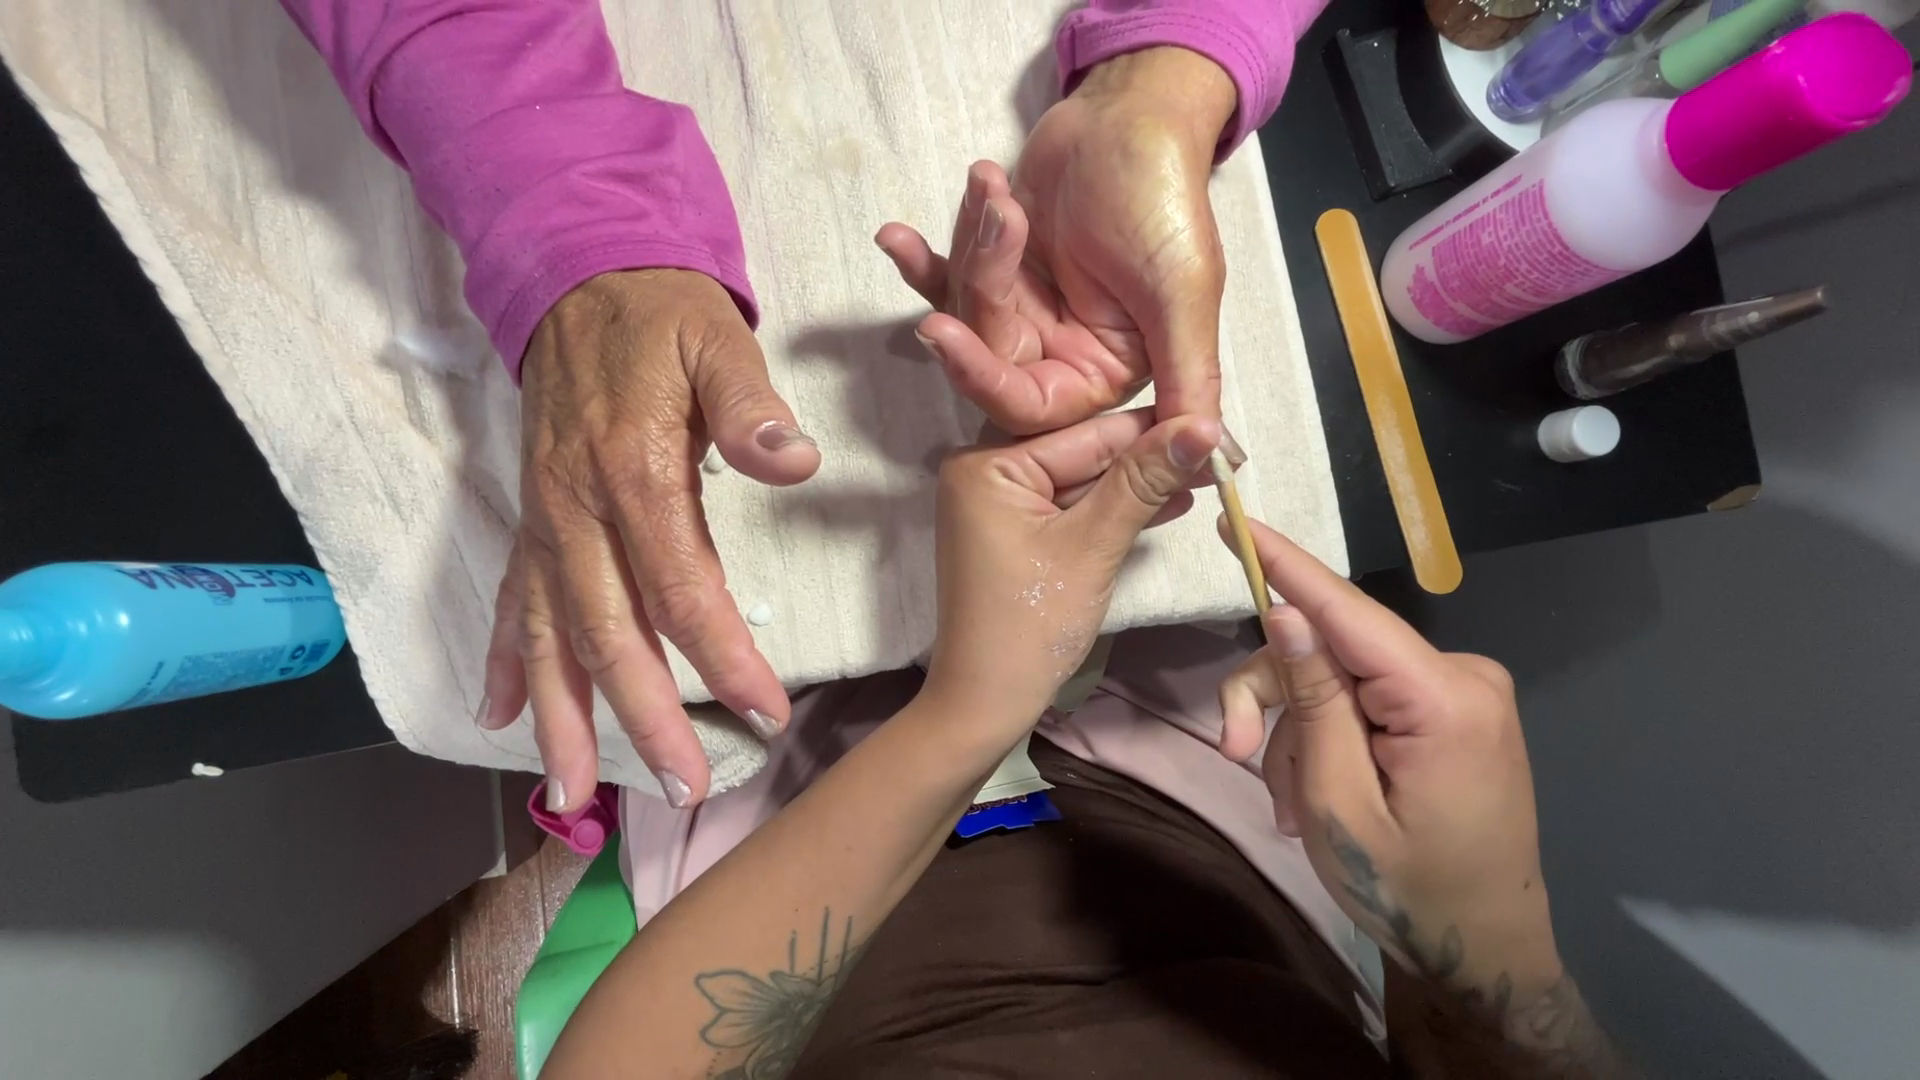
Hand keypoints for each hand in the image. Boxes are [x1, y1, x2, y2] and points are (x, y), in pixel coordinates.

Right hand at [478, 269, 822, 810]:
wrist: (582, 277)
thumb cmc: (663, 317)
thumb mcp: (719, 344)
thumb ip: (751, 407)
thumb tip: (796, 461)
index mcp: (633, 473)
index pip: (683, 589)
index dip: (723, 659)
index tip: (765, 713)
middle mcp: (576, 510)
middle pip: (610, 633)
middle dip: (646, 718)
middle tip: (682, 789)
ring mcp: (544, 518)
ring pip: (547, 635)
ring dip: (562, 719)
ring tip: (570, 794)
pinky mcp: (531, 516)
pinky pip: (508, 599)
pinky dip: (503, 661)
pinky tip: (503, 717)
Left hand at [877, 47, 1236, 433]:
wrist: (1132, 117)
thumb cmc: (1164, 203)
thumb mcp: (1182, 296)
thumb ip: (1188, 379)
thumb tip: (1209, 456)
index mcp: (1100, 374)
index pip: (1029, 406)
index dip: (983, 378)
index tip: (943, 332)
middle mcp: (1057, 355)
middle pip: (987, 355)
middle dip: (982, 288)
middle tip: (995, 223)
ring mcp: (1021, 315)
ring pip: (966, 311)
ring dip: (973, 248)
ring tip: (995, 187)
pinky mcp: (994, 277)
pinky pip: (948, 282)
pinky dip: (923, 260)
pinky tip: (897, 239)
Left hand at [920, 409, 1220, 729]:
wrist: (985, 699)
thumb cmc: (1030, 625)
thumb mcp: (1092, 547)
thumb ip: (1144, 482)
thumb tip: (1204, 426)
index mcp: (987, 463)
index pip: (1088, 433)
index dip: (1159, 428)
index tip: (1220, 426)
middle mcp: (984, 468)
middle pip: (1083, 449)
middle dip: (1151, 455)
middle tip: (1222, 452)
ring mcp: (997, 498)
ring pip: (1082, 477)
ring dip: (1141, 482)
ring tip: (1207, 476)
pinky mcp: (1013, 526)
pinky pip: (1070, 503)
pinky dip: (1114, 507)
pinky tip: (1171, 500)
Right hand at [1216, 520, 1562, 1004]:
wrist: (1480, 954)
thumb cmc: (1405, 888)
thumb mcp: (1337, 800)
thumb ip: (1313, 699)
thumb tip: (1285, 613)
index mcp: (1443, 699)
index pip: (1346, 611)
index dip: (1285, 563)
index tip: (1237, 519)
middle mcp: (1459, 676)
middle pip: (1328, 651)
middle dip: (1272, 698)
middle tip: (1233, 750)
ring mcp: (1456, 692)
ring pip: (1335, 678)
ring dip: (1295, 732)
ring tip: (1290, 804)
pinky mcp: (1445, 710)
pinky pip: (1359, 698)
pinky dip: (1323, 738)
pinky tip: (1314, 794)